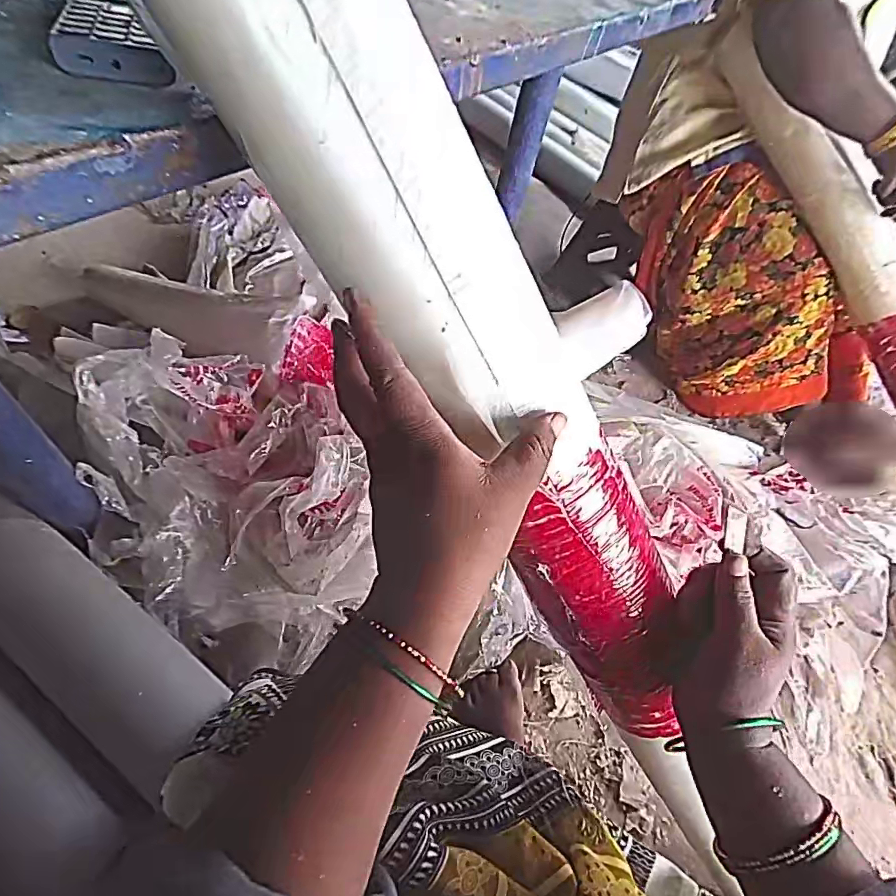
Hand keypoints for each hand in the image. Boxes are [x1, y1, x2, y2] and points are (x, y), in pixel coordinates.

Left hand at [332, 291, 564, 625]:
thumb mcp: (511, 491)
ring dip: (352, 379)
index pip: (386, 375)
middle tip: (341, 318)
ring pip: (357, 413)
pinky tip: (386, 414)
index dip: (369, 336)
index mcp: (416, 438)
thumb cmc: (466, 540)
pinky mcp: (382, 488)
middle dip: (345, 351)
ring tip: (355, 355)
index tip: (353, 302)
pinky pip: (369, 436)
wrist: (423, 594)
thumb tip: (554, 418)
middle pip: (355, 390)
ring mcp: (380, 469)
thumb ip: (533, 450)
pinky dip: (368, 410)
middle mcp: (388, 447)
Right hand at [653, 550, 795, 735]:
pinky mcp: (703, 629)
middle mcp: (754, 615)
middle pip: (733, 574)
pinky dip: (687, 611)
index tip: (725, 553)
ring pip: (708, 587)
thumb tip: (735, 557)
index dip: (754, 555)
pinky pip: (692, 604)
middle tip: (703, 604)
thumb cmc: (734, 687)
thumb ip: (736, 598)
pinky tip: (688, 630)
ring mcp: (726, 622)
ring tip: (695, 626)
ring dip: (696, 599)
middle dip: (713, 582)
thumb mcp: (738, 640)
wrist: (712, 723)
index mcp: (777, 618)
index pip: (775, 570)